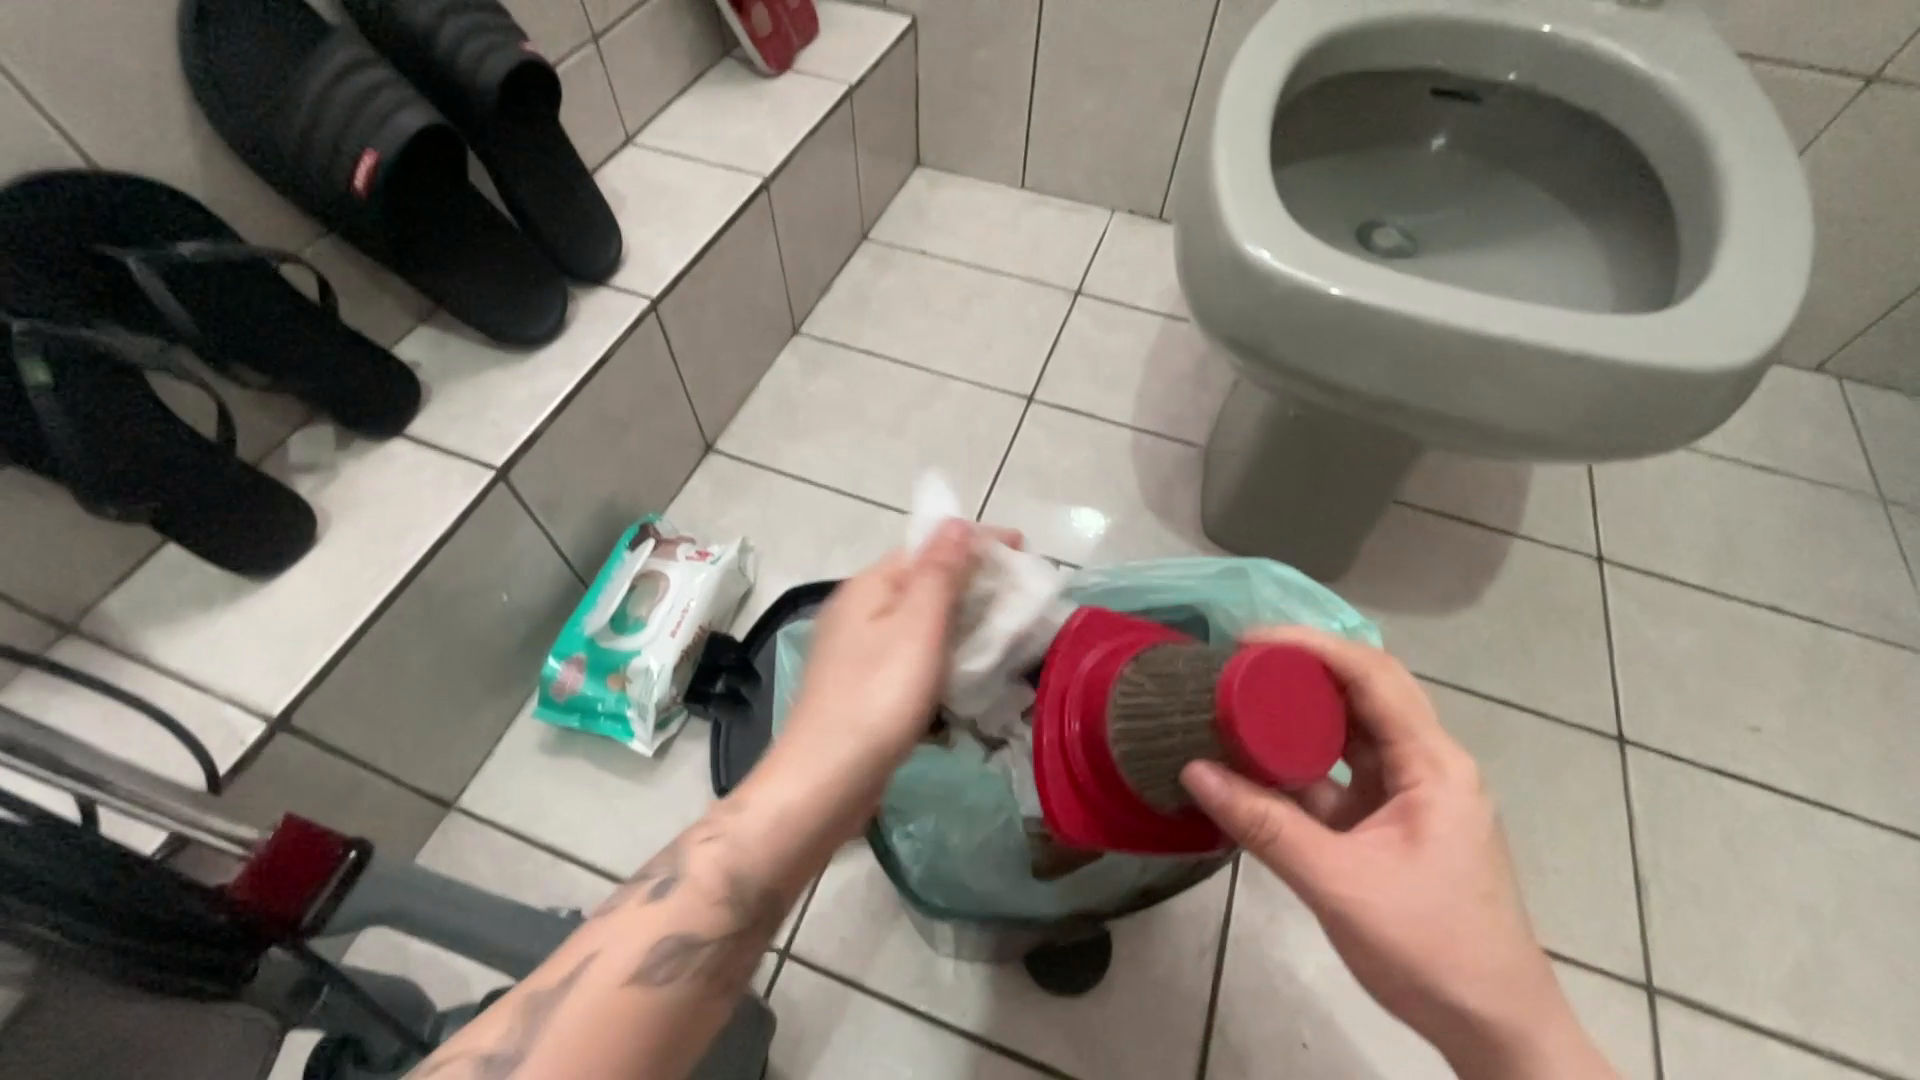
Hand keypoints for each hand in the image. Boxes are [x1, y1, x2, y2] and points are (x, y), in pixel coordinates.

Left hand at [781, 520, 1017, 781]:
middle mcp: (858, 610)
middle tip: (1021, 592)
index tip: (1024, 548)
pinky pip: (912, 651)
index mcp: (868, 587)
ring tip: (1004, 627)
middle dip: (973, 579)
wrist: (826, 780)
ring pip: (919, 618)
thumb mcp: (917, 626)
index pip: (929, 546)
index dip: (977, 542)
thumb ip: (939, 572)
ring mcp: (857, 650)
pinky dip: (943, 649)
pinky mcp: (864, 685)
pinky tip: (965, 667)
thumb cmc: (878, 698)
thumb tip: (954, 522)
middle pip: (923, 580)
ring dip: (961, 616)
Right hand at [1180, 628, 1609, 1077]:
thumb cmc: (1430, 949)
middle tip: (1235, 664)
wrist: (1494, 1029)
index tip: (1247, 641)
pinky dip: (1299, 764)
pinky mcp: (1391, 824)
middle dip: (1301, 671)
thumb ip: (1263, 824)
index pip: (1372, 676)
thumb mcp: (1337, 883)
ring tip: (1238, 700)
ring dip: (1298, 717)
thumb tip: (1192, 770)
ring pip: (1349, 734)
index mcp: (1431, 765)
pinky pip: (1340, 775)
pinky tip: (1255, 762)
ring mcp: (1408, 796)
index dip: (1310, 646)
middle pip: (1362, 694)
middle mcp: (1425, 766)